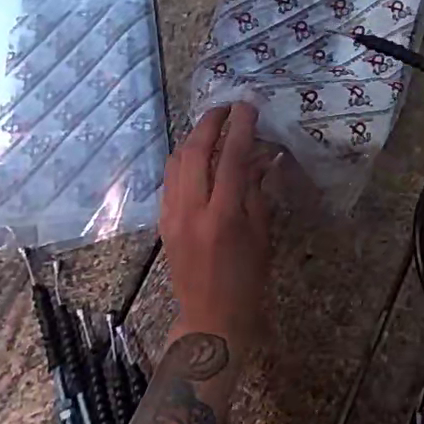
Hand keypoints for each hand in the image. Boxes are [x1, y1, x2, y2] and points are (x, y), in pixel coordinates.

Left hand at [160, 103, 273, 347]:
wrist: (212, 316)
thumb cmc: (247, 278)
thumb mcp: (261, 233)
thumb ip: (256, 191)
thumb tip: (260, 156)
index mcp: (222, 216)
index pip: (230, 158)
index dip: (240, 128)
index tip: (248, 106)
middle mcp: (192, 210)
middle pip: (194, 151)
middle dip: (209, 123)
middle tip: (226, 108)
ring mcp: (172, 215)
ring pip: (176, 161)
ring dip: (194, 138)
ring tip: (213, 126)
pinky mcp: (163, 221)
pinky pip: (170, 178)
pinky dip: (184, 159)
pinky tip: (198, 155)